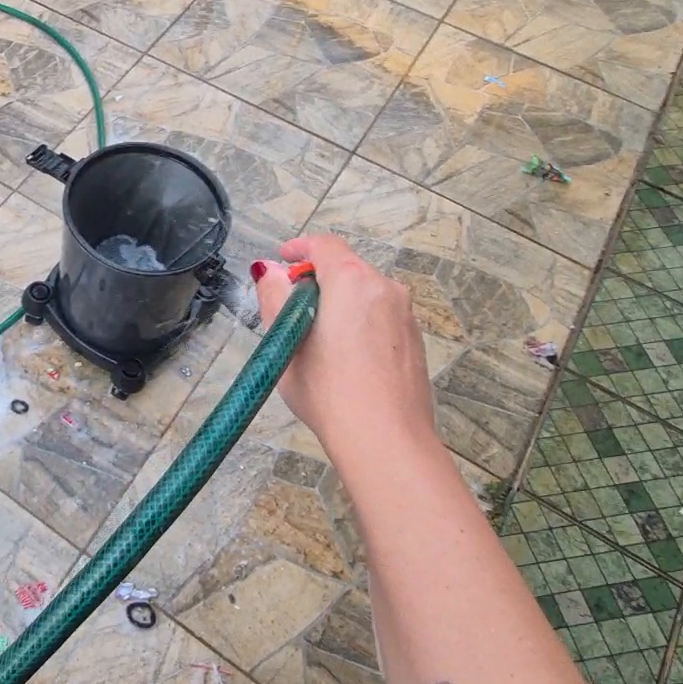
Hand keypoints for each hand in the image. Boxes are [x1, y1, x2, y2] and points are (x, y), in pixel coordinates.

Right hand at [253, 234, 441, 471]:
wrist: (385, 438)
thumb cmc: (327, 390)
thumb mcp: (286, 342)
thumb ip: (274, 299)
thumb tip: (269, 272)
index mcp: (352, 281)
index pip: (325, 245)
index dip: (299, 248)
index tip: (283, 258)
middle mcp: (385, 288)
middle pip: (345, 268)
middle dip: (315, 279)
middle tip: (288, 306)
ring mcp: (404, 314)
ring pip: (364, 293)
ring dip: (337, 301)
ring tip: (312, 336)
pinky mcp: (413, 340)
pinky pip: (379, 316)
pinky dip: (357, 321)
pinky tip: (341, 356)